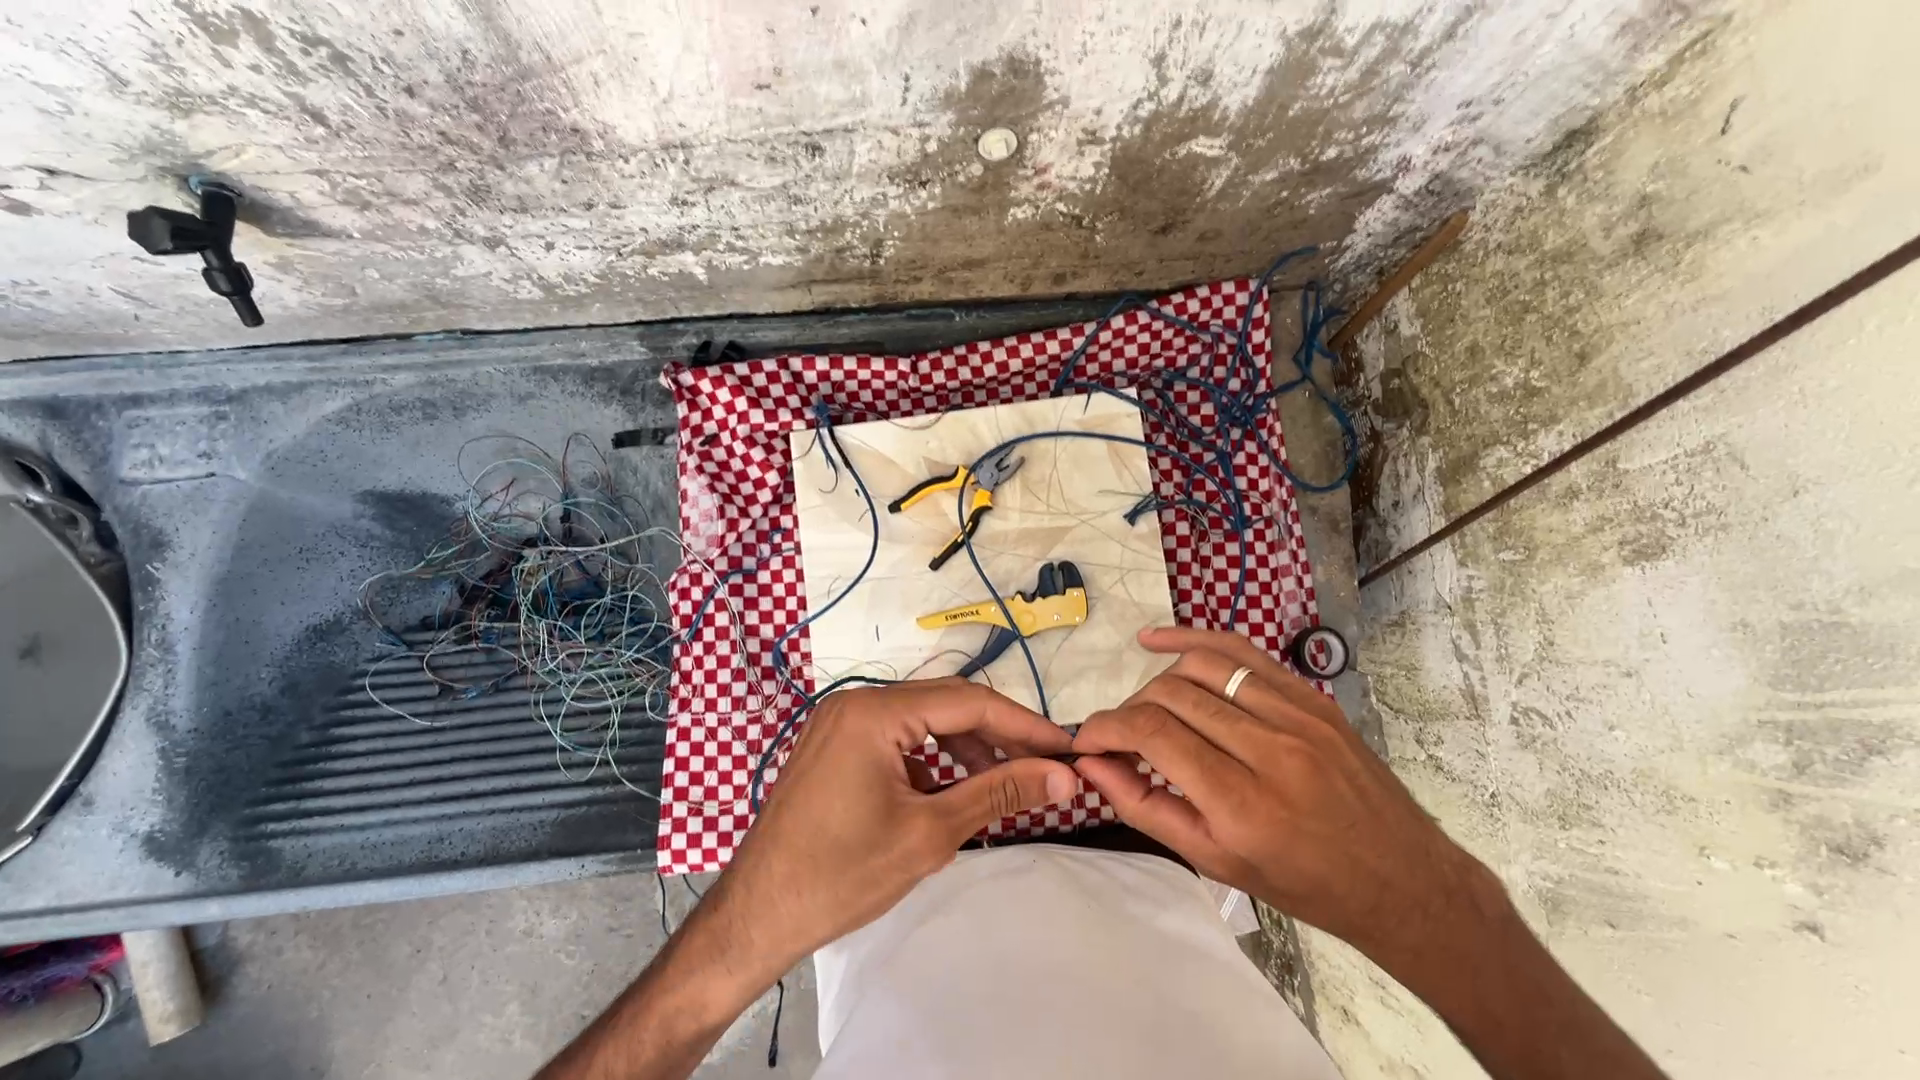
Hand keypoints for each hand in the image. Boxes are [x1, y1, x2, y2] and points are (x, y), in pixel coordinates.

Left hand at [719, 678, 1077, 967]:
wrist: (758, 916)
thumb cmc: (843, 875)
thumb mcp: (931, 833)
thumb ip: (1000, 793)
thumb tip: (1064, 775)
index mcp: (875, 711)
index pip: (969, 702)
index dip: (1025, 726)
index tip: (1069, 748)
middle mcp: (856, 702)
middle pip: (946, 706)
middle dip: (998, 737)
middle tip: (1045, 768)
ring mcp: (840, 722)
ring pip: (922, 722)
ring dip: (966, 749)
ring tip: (1002, 787)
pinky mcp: (834, 746)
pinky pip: (896, 739)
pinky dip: (931, 761)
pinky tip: (950, 795)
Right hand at [1072, 626, 1491, 962]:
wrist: (1398, 877)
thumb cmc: (1301, 882)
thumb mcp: (1213, 862)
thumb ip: (1144, 807)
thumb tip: (1090, 764)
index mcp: (1242, 802)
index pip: (1152, 734)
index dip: (1105, 729)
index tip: (1086, 741)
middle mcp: (1270, 747)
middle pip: (1170, 694)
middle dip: (1127, 710)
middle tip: (1115, 736)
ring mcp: (1298, 713)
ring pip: (1201, 664)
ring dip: (1156, 680)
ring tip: (1144, 707)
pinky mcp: (1312, 696)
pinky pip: (1242, 650)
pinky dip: (1193, 640)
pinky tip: (1158, 642)